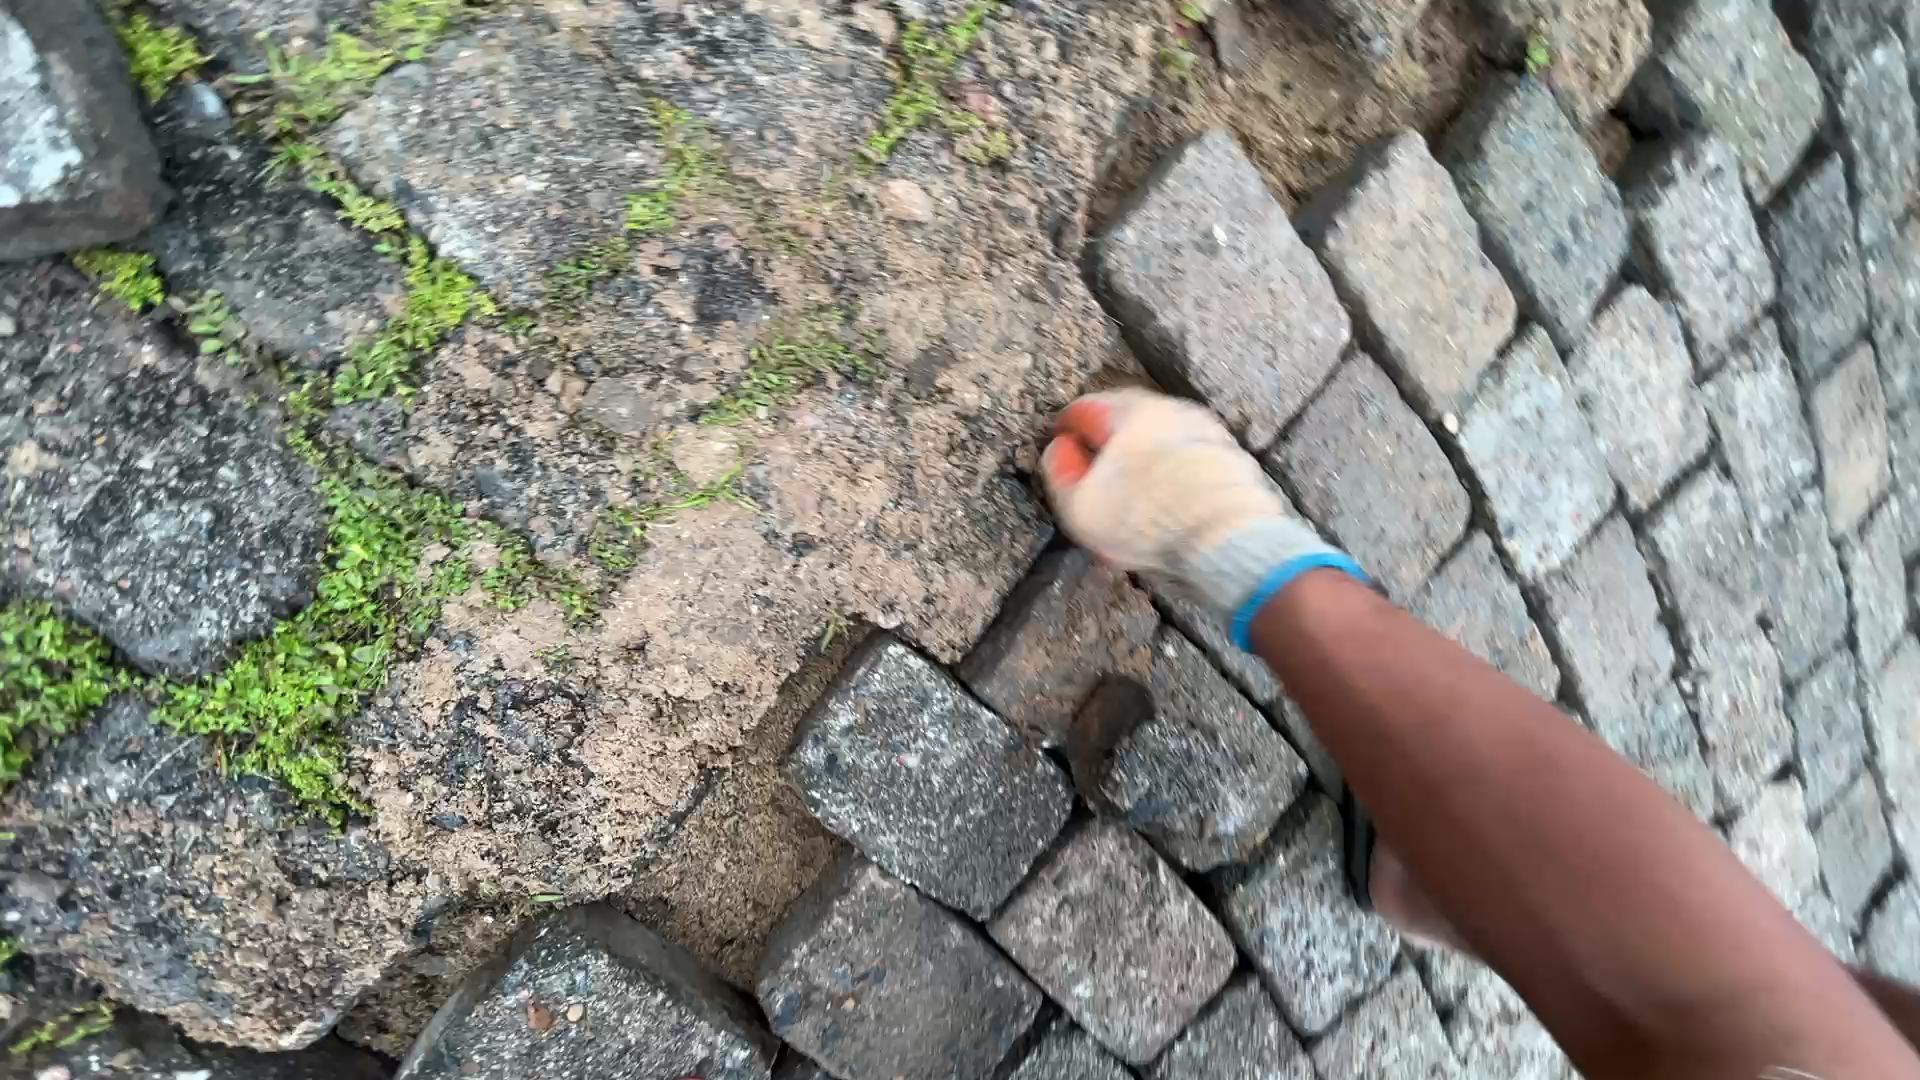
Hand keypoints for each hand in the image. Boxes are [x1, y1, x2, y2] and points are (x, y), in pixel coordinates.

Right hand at [1040, 388, 1362, 642]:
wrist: (1226, 541)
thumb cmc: (1143, 520)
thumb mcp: (1079, 505)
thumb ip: (1060, 471)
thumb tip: (1060, 449)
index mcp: (1130, 411)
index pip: (1084, 408)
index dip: (1066, 428)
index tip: (1060, 444)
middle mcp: (1170, 409)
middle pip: (1125, 418)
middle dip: (1106, 439)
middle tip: (1094, 466)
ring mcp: (1205, 431)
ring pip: (1159, 437)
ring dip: (1141, 455)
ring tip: (1130, 486)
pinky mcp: (1229, 458)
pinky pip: (1186, 457)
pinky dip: (1170, 470)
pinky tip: (1165, 496)